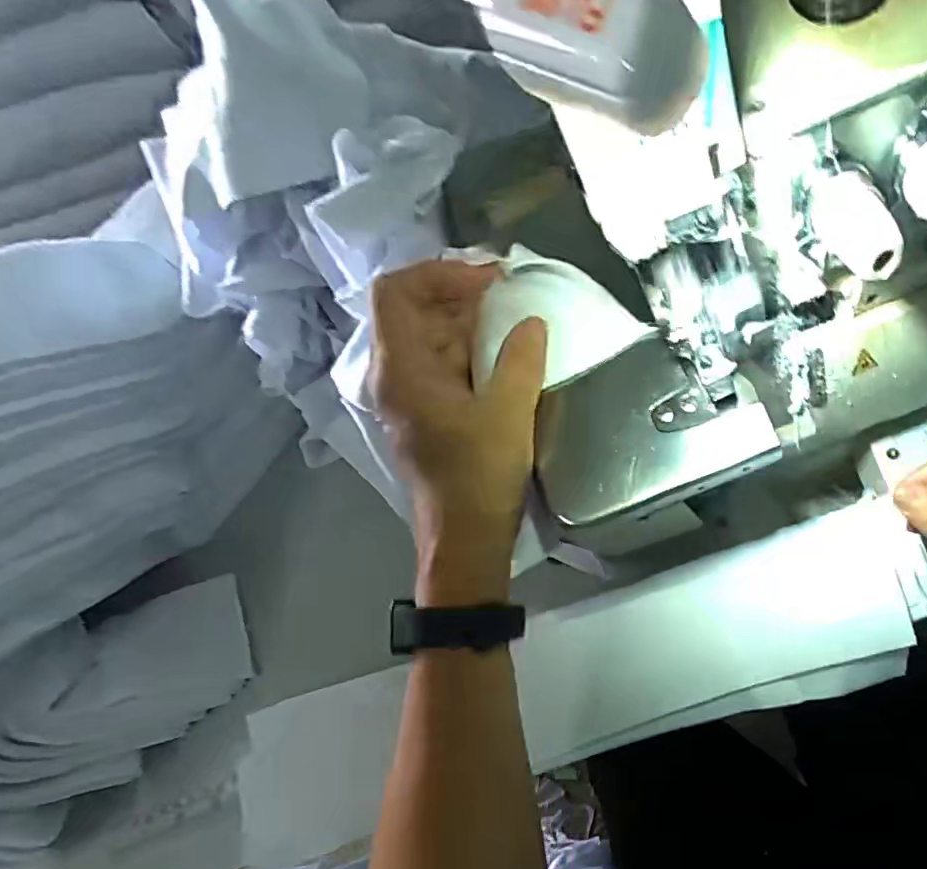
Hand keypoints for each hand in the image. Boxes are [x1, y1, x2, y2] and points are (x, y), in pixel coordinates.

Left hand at [371, 260, 547, 602]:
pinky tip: (505, 353)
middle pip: (413, 313)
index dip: (440, 273)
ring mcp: (412, 398)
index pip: (398, 293)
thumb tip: (531, 323)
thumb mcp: (508, 414)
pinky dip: (471, 350)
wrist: (466, 537)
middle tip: (507, 289)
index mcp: (402, 370)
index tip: (489, 277)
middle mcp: (396, 377)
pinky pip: (444, 367)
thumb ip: (520, 361)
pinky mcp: (431, 416)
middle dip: (457, 293)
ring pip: (430, 340)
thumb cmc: (480, 476)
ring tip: (511, 315)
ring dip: (467, 321)